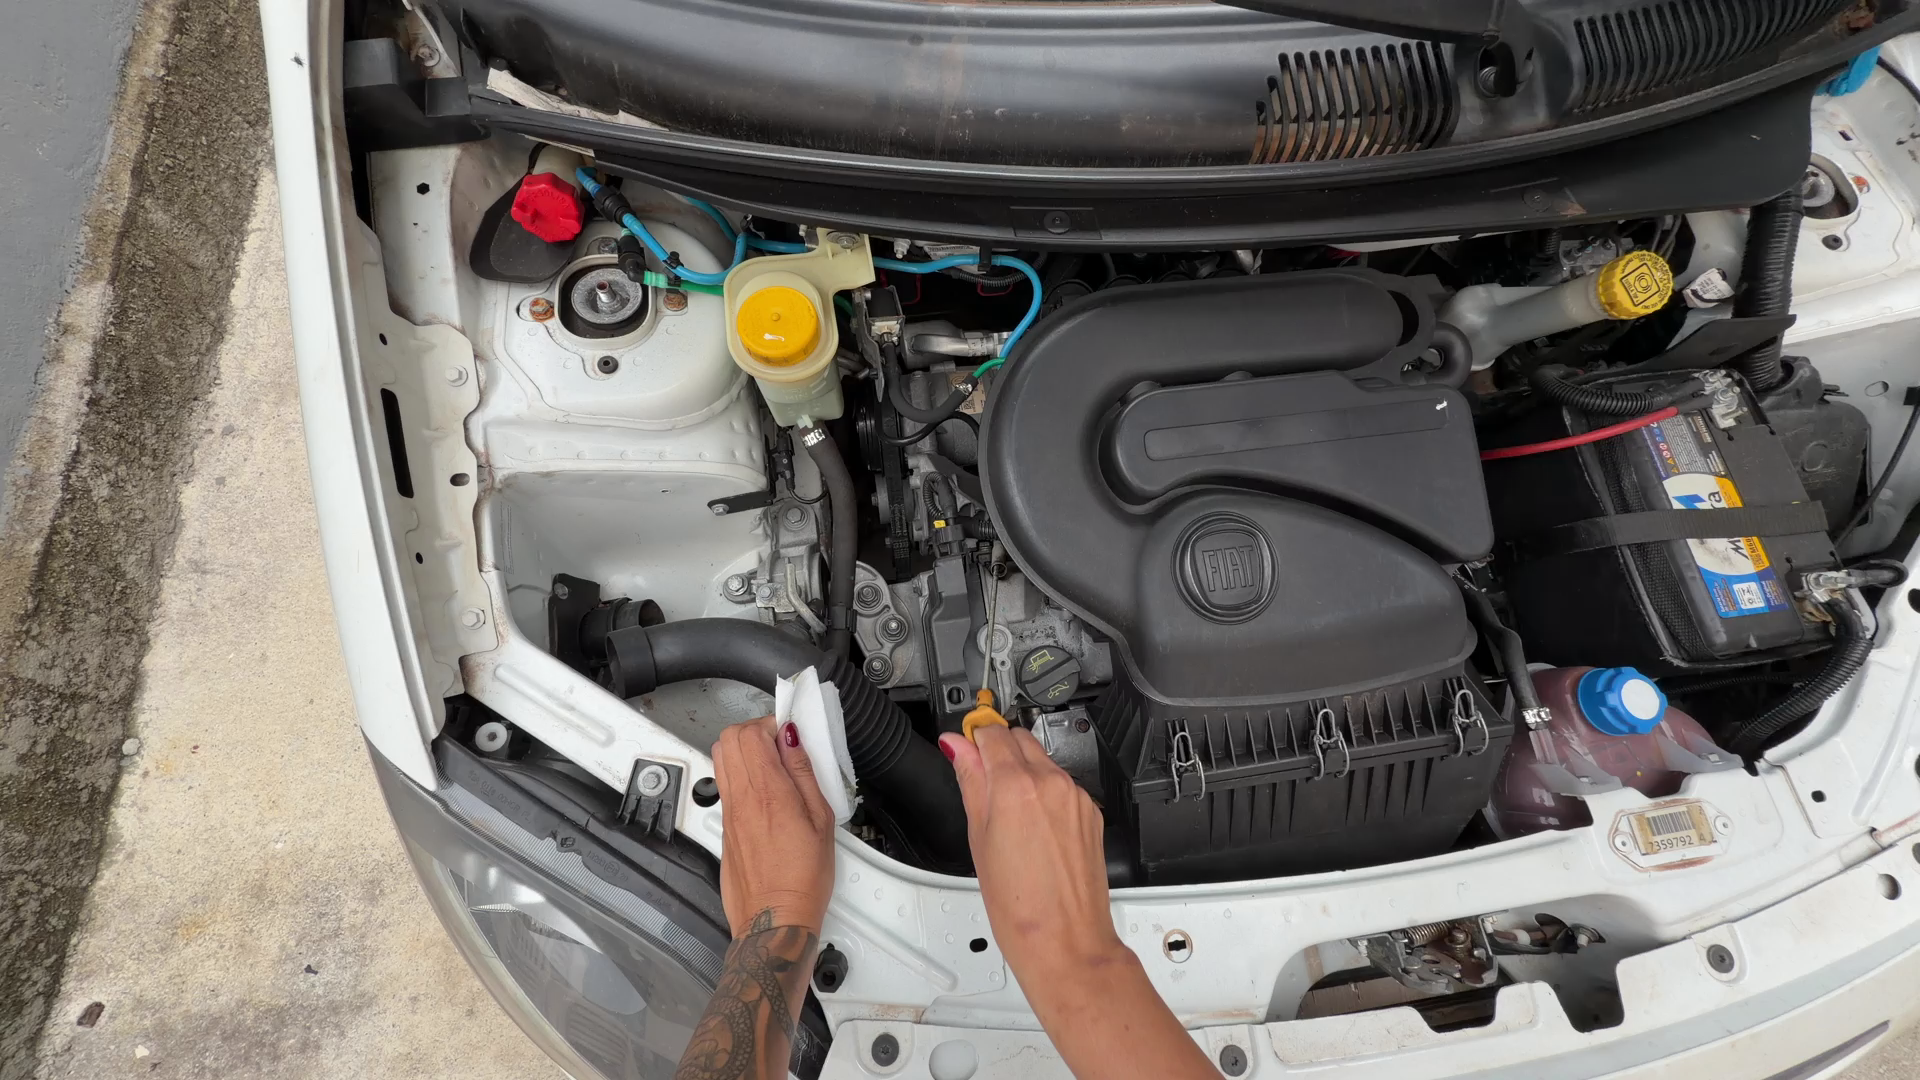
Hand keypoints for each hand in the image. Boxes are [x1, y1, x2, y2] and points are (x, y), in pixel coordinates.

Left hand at [712, 716, 835, 936]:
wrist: (775, 921)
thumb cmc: (804, 876)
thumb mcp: (821, 819)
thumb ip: (803, 772)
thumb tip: (792, 739)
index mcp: (768, 792)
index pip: (752, 733)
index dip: (772, 723)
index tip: (791, 732)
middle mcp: (740, 798)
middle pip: (729, 738)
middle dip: (755, 729)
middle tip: (780, 742)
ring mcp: (727, 813)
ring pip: (720, 757)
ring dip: (744, 748)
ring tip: (772, 761)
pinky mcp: (723, 827)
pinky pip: (724, 783)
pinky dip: (741, 771)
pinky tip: (766, 787)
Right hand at [937, 726, 1127, 984]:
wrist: (1067, 944)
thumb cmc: (1019, 906)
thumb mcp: (978, 837)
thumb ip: (969, 781)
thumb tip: (956, 746)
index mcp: (1017, 785)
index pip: (992, 733)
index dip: (974, 737)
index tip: (965, 746)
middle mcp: (1051, 782)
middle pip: (1019, 738)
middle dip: (998, 750)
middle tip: (982, 780)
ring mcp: (1075, 796)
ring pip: (1042, 759)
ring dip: (1023, 770)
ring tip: (1008, 814)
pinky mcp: (1091, 811)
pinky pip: (1062, 783)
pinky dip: (1045, 791)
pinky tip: (1033, 826)